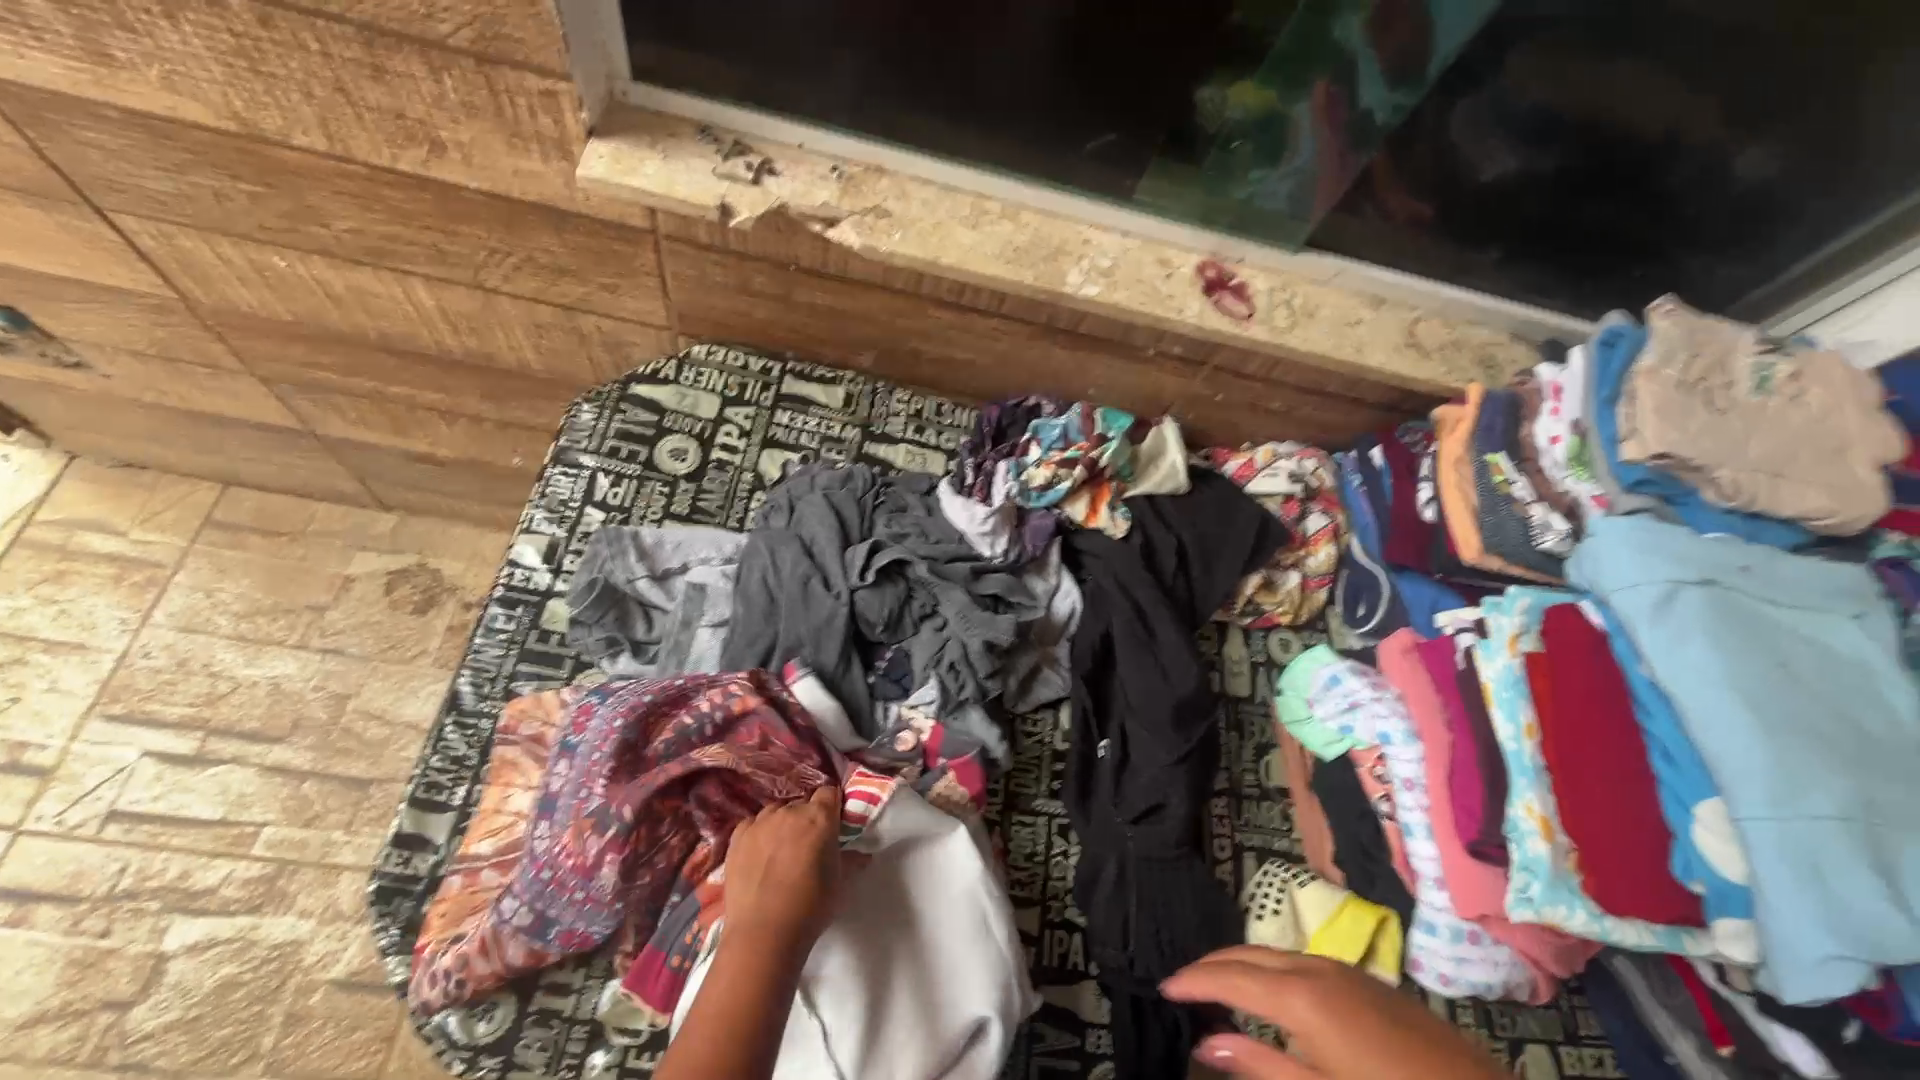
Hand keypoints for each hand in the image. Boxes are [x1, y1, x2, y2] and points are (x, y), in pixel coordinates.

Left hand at [722, 786, 852, 955]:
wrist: (763, 932)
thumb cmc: (811, 906)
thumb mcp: (840, 884)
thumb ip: (851, 861)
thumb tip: (863, 854)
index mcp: (819, 817)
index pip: (830, 794)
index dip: (833, 807)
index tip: (834, 825)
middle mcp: (789, 811)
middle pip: (802, 805)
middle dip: (807, 819)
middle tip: (809, 845)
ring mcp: (760, 822)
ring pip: (776, 813)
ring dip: (782, 825)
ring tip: (781, 851)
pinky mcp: (737, 837)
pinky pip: (752, 825)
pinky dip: (758, 834)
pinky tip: (759, 855)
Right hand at [1161, 947, 1506, 1079]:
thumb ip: (1259, 1066)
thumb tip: (1204, 1043)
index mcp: (1301, 997)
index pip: (1229, 977)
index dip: (1193, 980)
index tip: (1162, 987)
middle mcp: (1318, 969)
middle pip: (1249, 955)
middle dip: (1212, 965)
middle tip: (1181, 984)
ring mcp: (1348, 972)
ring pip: (1276, 954)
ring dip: (1242, 965)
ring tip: (1217, 986)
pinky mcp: (1371, 983)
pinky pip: (1304, 962)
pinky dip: (1273, 970)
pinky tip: (1272, 995)